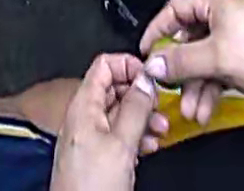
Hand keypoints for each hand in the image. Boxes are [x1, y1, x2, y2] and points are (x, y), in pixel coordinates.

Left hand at [50, 53, 166, 190]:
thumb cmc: (91, 190)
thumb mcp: (121, 144)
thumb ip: (136, 107)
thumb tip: (146, 77)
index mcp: (84, 106)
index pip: (105, 64)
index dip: (129, 65)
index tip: (150, 77)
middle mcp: (84, 117)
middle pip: (114, 87)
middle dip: (140, 94)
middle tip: (160, 104)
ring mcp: (89, 137)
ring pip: (119, 111)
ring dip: (142, 116)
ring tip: (160, 128)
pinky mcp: (95, 157)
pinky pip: (117, 133)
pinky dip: (135, 134)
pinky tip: (149, 145)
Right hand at [141, 0, 243, 124]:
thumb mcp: (215, 57)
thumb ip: (179, 60)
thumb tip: (152, 62)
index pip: (175, 9)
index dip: (157, 30)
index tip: (144, 53)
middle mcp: (222, 15)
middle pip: (186, 38)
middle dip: (177, 68)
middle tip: (168, 89)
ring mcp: (232, 38)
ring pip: (200, 60)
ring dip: (192, 86)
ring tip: (191, 111)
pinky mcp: (241, 60)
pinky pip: (214, 73)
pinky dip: (206, 91)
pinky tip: (203, 111)